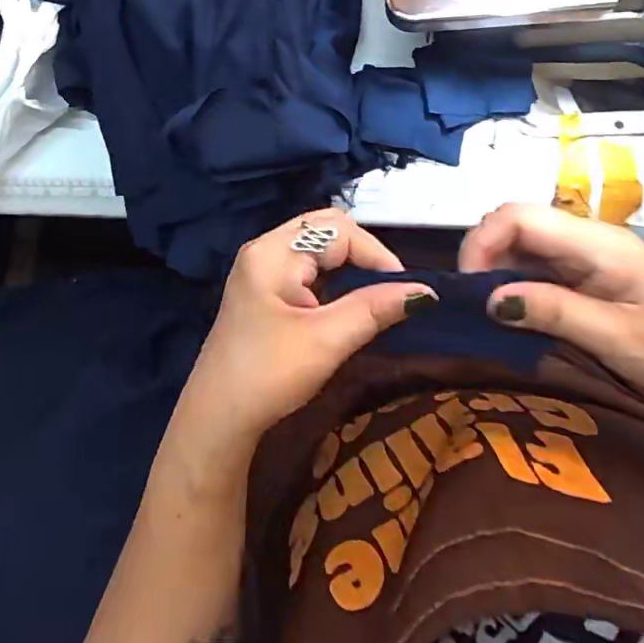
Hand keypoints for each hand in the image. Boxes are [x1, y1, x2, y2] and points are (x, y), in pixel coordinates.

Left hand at [181, 210, 436, 448]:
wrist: (219, 413)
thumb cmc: (270, 373)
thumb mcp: (326, 340)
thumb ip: (373, 309)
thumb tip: (424, 291)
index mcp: (272, 252)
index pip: (336, 230)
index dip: (375, 253)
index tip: (403, 290)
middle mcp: (263, 250)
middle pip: (323, 229)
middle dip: (362, 253)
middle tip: (389, 288)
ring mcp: (260, 270)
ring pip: (315, 247)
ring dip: (347, 264)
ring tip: (373, 294)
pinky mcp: (262, 290)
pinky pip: (304, 267)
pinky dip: (331, 276)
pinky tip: (344, 300)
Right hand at [459, 204, 643, 416]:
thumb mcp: (618, 338)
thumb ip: (551, 310)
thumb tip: (486, 297)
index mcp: (599, 242)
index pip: (518, 216)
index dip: (482, 241)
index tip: (468, 286)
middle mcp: (589, 239)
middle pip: (514, 223)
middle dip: (483, 254)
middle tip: (472, 300)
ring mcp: (588, 258)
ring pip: (521, 244)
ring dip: (495, 269)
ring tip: (485, 308)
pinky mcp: (587, 278)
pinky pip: (535, 266)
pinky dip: (513, 283)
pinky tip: (510, 311)